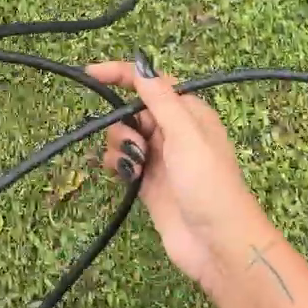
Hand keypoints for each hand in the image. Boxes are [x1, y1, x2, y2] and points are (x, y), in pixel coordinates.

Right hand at [87, 58, 276, 290]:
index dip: (121, 74)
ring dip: (121, 144)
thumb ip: (160, 99)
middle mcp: (173, 130)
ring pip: (124, 134)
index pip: (150, 82)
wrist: (217, 244)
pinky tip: (126, 175)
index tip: (91, 72)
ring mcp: (159, 157)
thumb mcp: (185, 134)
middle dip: (123, 120)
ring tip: (134, 166)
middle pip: (133, 109)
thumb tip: (140, 63)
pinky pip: (122, 160)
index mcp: (188, 112)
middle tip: (135, 145)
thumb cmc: (207, 183)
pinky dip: (117, 163)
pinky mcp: (147, 181)